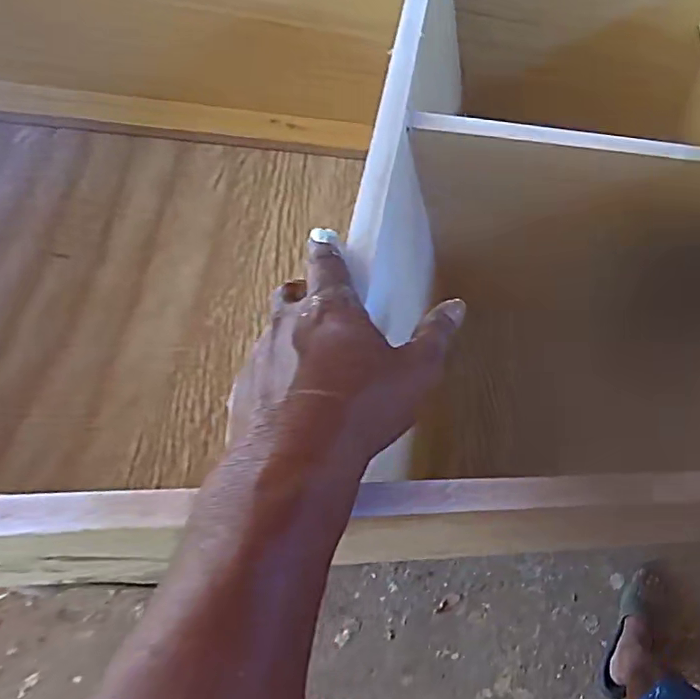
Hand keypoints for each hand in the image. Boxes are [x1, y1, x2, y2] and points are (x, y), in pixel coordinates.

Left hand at [226, 229, 464, 477]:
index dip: (326, 250)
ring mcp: (262, 358)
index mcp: (332, 312)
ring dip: (288, 337)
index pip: (327, 267)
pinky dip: (274, 378)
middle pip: (289, 294)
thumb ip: (435, 337)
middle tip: (315, 299)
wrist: (299, 460)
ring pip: (271, 333)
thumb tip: (454, 309)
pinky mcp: (244, 392)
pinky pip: (259, 374)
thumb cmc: (362, 407)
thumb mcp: (415, 371)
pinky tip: (291, 401)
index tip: (321, 238)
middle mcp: (290, 326)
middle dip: (301, 291)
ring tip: (309, 358)